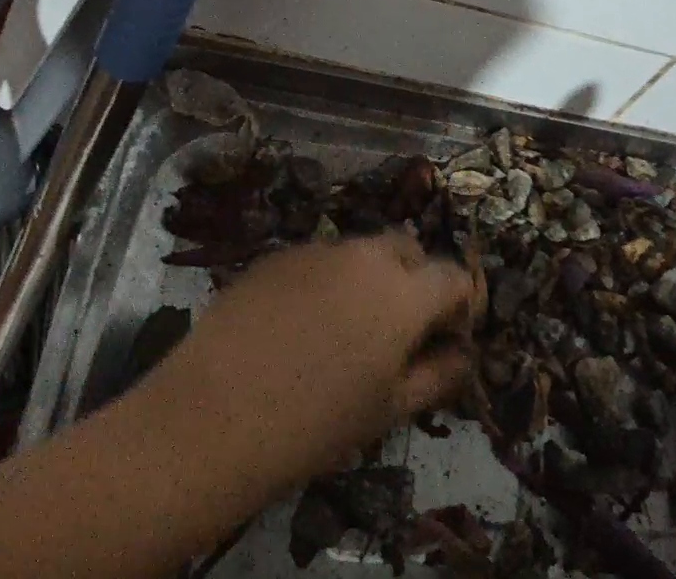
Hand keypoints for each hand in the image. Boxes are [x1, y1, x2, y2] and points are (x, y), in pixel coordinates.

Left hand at [138, 232, 475, 491]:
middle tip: (400, 332)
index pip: (454, 277)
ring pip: (359, 253)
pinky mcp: (273, 257)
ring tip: (344, 331)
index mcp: (403, 293)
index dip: (461, 305)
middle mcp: (363, 256)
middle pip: (408, 250)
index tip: (448, 339)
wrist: (212, 418)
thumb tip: (463, 354)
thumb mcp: (388, 409)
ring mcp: (314, 251)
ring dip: (369, 279)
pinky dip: (325, 282)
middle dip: (416, 281)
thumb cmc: (315, 425)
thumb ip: (438, 375)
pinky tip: (299, 327)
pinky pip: (316, 261)